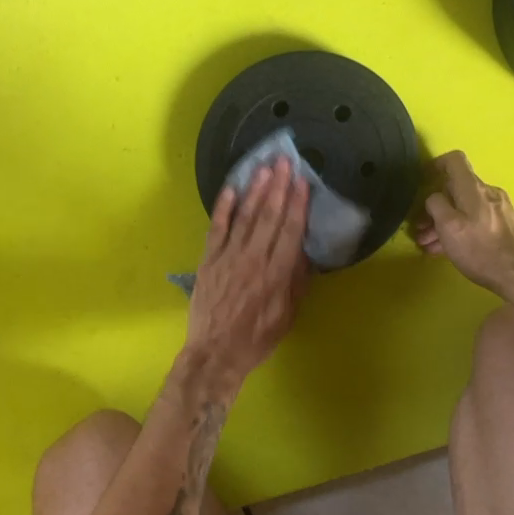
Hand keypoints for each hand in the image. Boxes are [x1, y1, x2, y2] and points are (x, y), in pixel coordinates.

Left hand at [186, 158, 311, 388]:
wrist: (215, 353)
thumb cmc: (256, 338)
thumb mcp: (287, 315)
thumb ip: (297, 282)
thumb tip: (305, 252)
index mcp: (276, 275)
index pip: (290, 231)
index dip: (298, 204)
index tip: (303, 181)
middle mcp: (253, 260)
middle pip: (269, 216)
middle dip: (278, 186)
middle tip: (285, 161)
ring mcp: (228, 257)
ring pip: (245, 216)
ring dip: (255, 190)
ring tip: (264, 167)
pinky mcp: (208, 260)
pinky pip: (217, 228)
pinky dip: (224, 207)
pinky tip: (231, 188)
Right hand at [413, 151, 513, 307]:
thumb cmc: (482, 250)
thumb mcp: (449, 228)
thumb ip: (437, 206)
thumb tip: (434, 196)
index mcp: (474, 188)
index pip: (455, 160)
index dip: (436, 164)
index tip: (424, 179)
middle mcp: (489, 193)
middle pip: (458, 189)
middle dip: (436, 206)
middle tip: (420, 227)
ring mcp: (499, 210)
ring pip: (466, 208)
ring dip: (445, 223)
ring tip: (429, 244)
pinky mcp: (506, 226)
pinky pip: (476, 221)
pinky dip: (460, 230)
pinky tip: (449, 251)